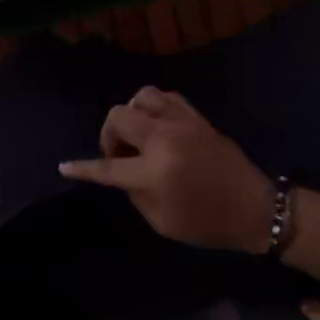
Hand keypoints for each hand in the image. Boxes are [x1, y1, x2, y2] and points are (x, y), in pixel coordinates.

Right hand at [58, 87, 272, 253]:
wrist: (254, 208)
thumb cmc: (207, 224)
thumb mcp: (162, 221)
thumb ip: (134, 193)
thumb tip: (121, 173)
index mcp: (155, 171)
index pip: (107, 167)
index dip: (82, 169)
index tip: (65, 167)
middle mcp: (166, 138)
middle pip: (119, 116)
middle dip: (109, 135)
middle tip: (118, 157)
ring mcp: (184, 123)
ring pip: (142, 96)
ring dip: (131, 114)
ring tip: (137, 136)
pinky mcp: (198, 118)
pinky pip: (167, 97)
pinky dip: (153, 107)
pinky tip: (156, 126)